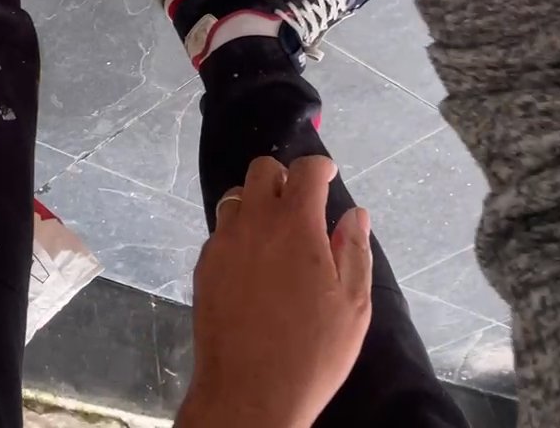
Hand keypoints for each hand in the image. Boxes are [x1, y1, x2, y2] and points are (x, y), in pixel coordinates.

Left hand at [177, 155, 373, 427]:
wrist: (248, 393)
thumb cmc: (312, 352)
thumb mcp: (352, 306)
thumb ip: (354, 251)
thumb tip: (355, 215)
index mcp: (295, 225)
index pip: (306, 170)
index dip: (320, 166)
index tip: (328, 174)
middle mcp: (254, 221)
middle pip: (262, 169)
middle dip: (283, 177)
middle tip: (300, 203)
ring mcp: (223, 240)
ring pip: (236, 196)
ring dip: (256, 203)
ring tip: (274, 233)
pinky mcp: (204, 262)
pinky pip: (221, 230)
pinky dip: (238, 232)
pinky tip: (252, 264)